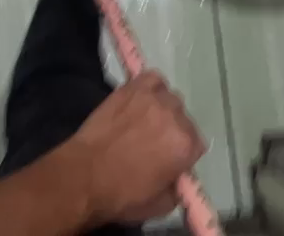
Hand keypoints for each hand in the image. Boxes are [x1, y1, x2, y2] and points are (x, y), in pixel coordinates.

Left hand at [51, 72, 205, 223]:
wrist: (85, 174)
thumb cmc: (123, 194)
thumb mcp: (162, 205)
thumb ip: (178, 186)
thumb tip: (178, 174)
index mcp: (185, 145)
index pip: (198, 144)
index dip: (184, 154)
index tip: (172, 161)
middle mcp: (174, 116)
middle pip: (184, 118)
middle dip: (174, 131)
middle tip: (156, 143)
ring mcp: (153, 97)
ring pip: (169, 97)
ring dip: (163, 109)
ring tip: (146, 122)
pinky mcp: (132, 87)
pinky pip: (152, 78)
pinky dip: (151, 87)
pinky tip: (142, 100)